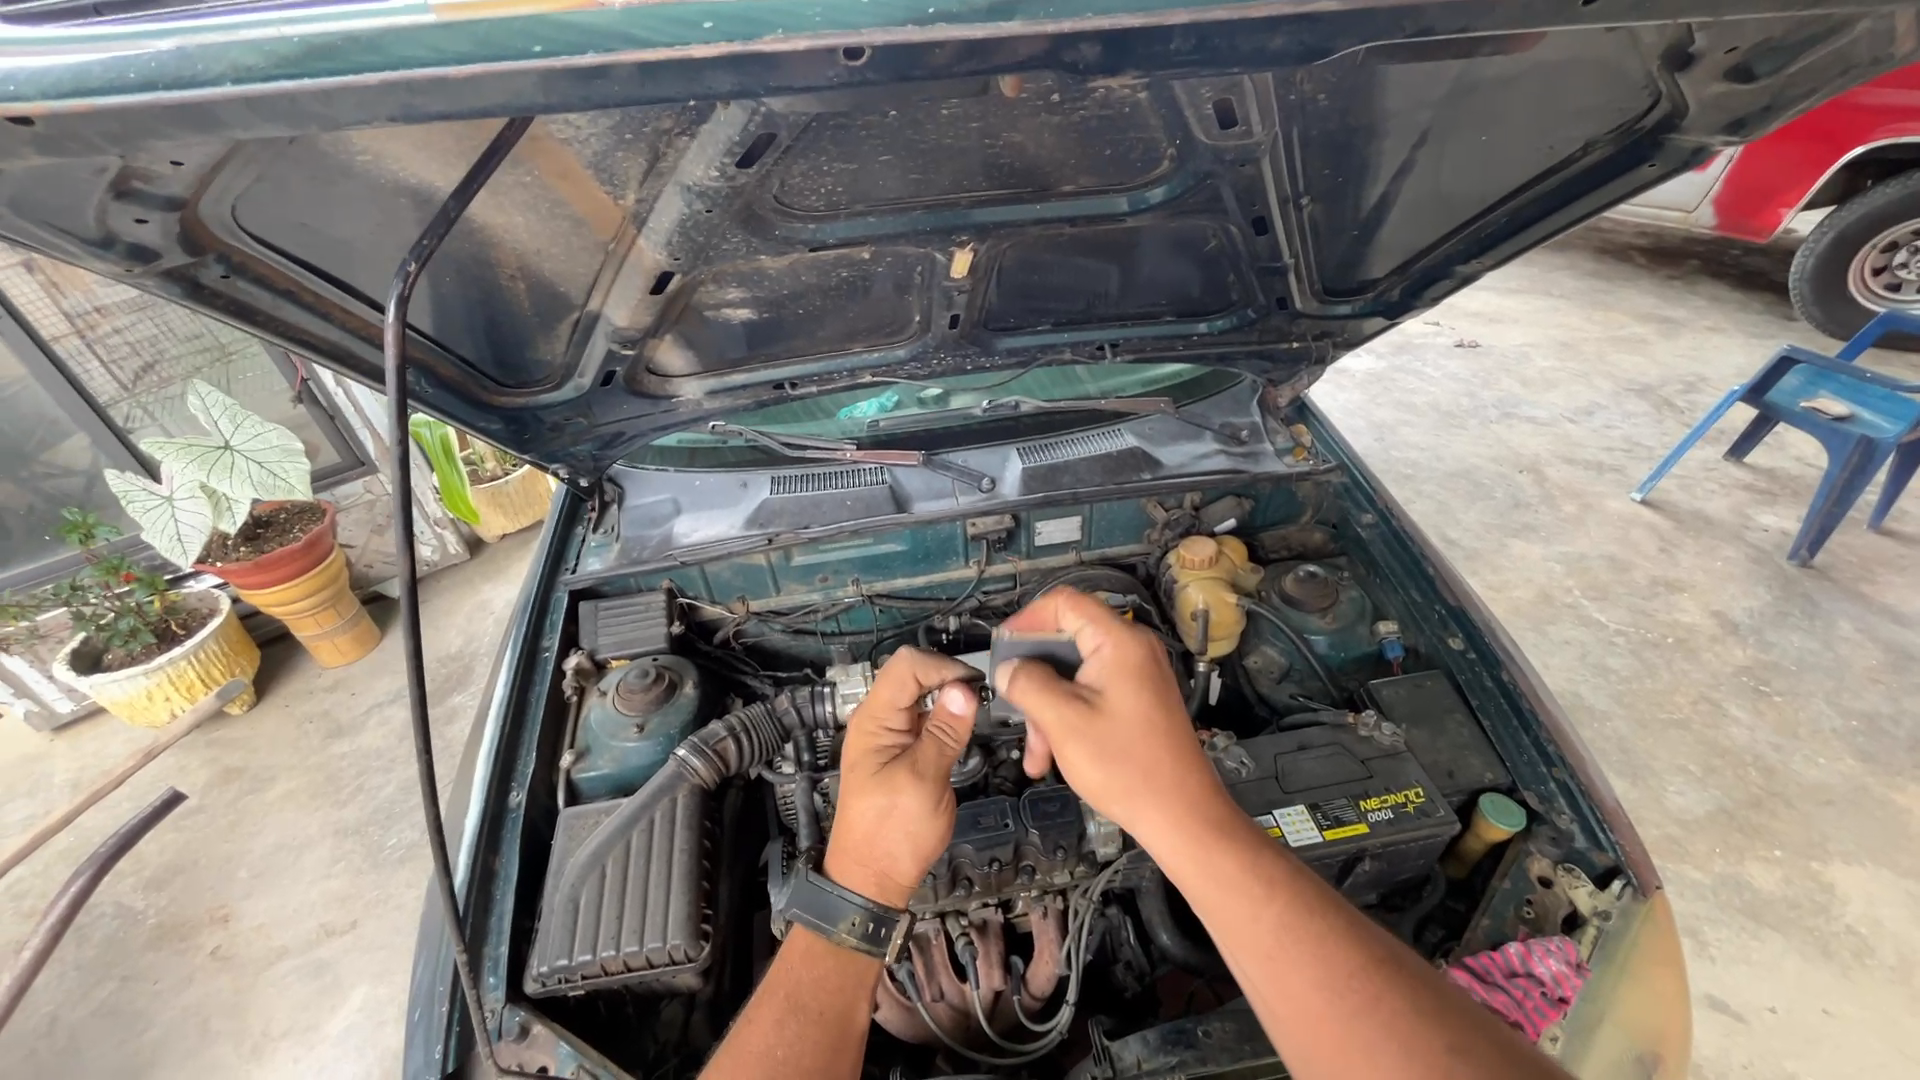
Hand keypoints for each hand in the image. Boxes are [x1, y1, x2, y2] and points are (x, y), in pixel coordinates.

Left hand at [823, 647, 979, 908]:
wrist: (871, 882)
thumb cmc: (892, 834)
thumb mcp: (923, 781)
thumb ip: (944, 733)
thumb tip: (965, 688)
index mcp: (874, 719)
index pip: (907, 665)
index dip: (944, 667)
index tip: (977, 687)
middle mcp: (878, 719)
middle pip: (913, 674)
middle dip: (948, 677)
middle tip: (982, 698)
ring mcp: (888, 736)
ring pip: (920, 695)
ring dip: (949, 697)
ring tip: (979, 711)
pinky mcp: (900, 752)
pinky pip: (923, 719)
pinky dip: (945, 717)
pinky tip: (965, 729)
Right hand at [994, 587, 1236, 846]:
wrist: (1182, 816)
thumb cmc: (1125, 766)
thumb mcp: (1063, 721)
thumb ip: (1029, 683)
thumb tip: (1010, 667)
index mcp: (1119, 641)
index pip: (1064, 603)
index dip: (1026, 620)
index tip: (1002, 650)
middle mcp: (1131, 649)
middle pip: (1066, 642)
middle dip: (1035, 678)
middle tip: (1016, 711)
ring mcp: (1136, 675)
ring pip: (1073, 674)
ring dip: (1047, 707)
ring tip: (1038, 752)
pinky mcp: (1137, 700)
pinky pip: (1090, 693)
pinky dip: (1067, 717)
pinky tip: (1053, 755)